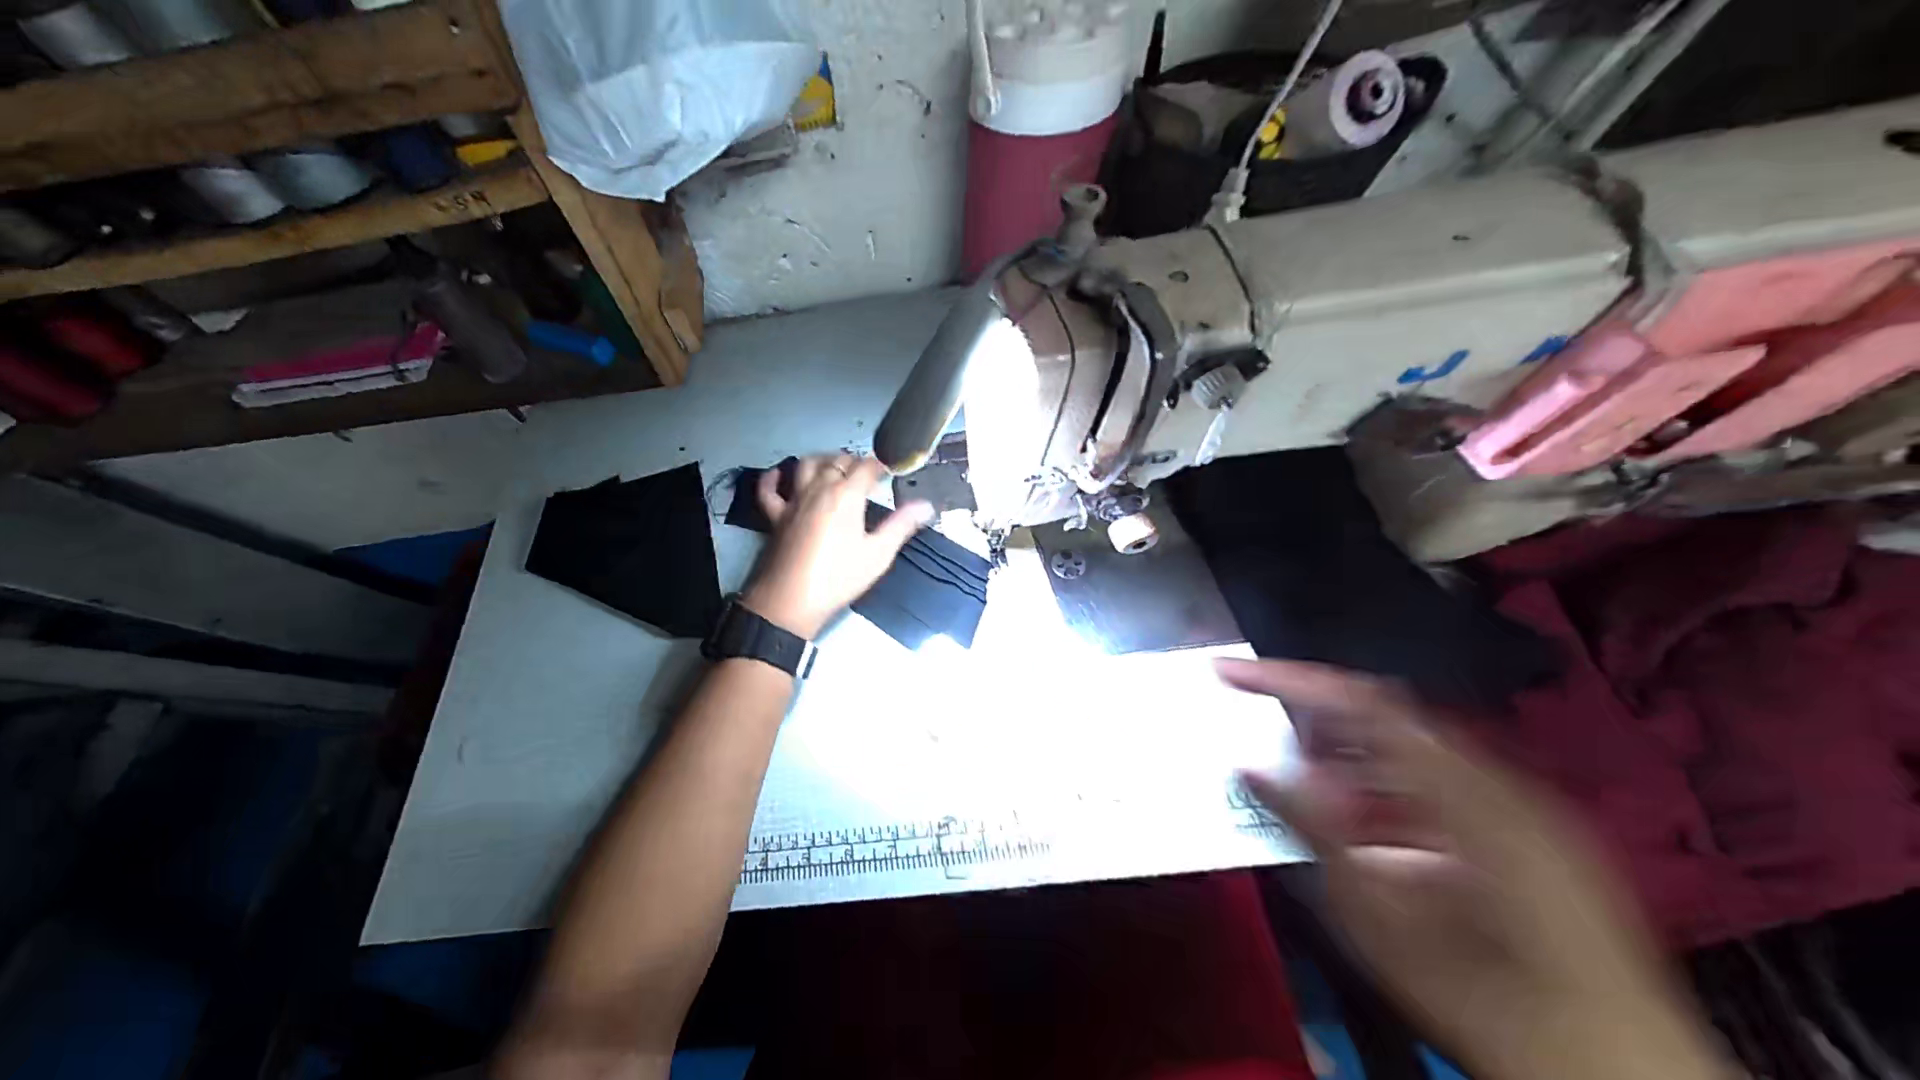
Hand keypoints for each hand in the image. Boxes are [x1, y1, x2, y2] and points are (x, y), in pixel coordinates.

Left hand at [741, 454, 933, 638]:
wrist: (791, 601)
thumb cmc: (839, 578)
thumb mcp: (878, 554)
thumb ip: (901, 525)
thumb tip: (926, 505)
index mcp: (846, 495)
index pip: (866, 467)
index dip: (881, 465)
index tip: (891, 471)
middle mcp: (819, 489)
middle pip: (837, 461)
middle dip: (855, 461)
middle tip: (868, 474)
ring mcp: (794, 500)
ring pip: (806, 465)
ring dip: (822, 459)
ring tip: (835, 466)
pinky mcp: (775, 515)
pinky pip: (769, 489)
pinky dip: (774, 477)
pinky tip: (779, 473)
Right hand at [1221, 659, 1728, 1079]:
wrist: (1615, 1069)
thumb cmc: (1487, 996)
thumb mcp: (1377, 914)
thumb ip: (1312, 828)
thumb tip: (1250, 767)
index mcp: (1460, 790)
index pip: (1358, 701)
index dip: (1287, 679)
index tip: (1231, 673)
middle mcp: (1494, 780)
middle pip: (1383, 716)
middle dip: (1313, 716)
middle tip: (1261, 730)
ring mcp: (1518, 804)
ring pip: (1409, 747)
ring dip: (1346, 752)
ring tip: (1302, 779)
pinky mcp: (1529, 830)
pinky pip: (1438, 777)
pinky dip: (1385, 781)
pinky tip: (1364, 820)